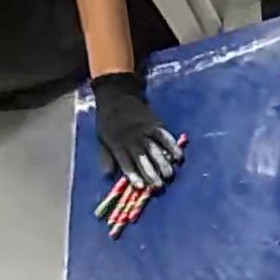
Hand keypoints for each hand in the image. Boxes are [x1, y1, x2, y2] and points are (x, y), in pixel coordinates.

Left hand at [91, 71, 181, 188]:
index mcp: (117, 144)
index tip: (140, 186)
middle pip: (143, 158)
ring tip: (169, 175)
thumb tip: (107, 175)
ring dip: (163, 163)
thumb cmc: (108, 120)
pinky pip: (165, 136)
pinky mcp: (154, 123)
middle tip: (158, 186)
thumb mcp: (102, 138)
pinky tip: (178, 157)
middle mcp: (132, 139)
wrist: (117, 94)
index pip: (126, 163)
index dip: (134, 175)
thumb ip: (106, 157)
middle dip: (151, 173)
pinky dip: (172, 146)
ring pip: (155, 149)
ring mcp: (144, 130)